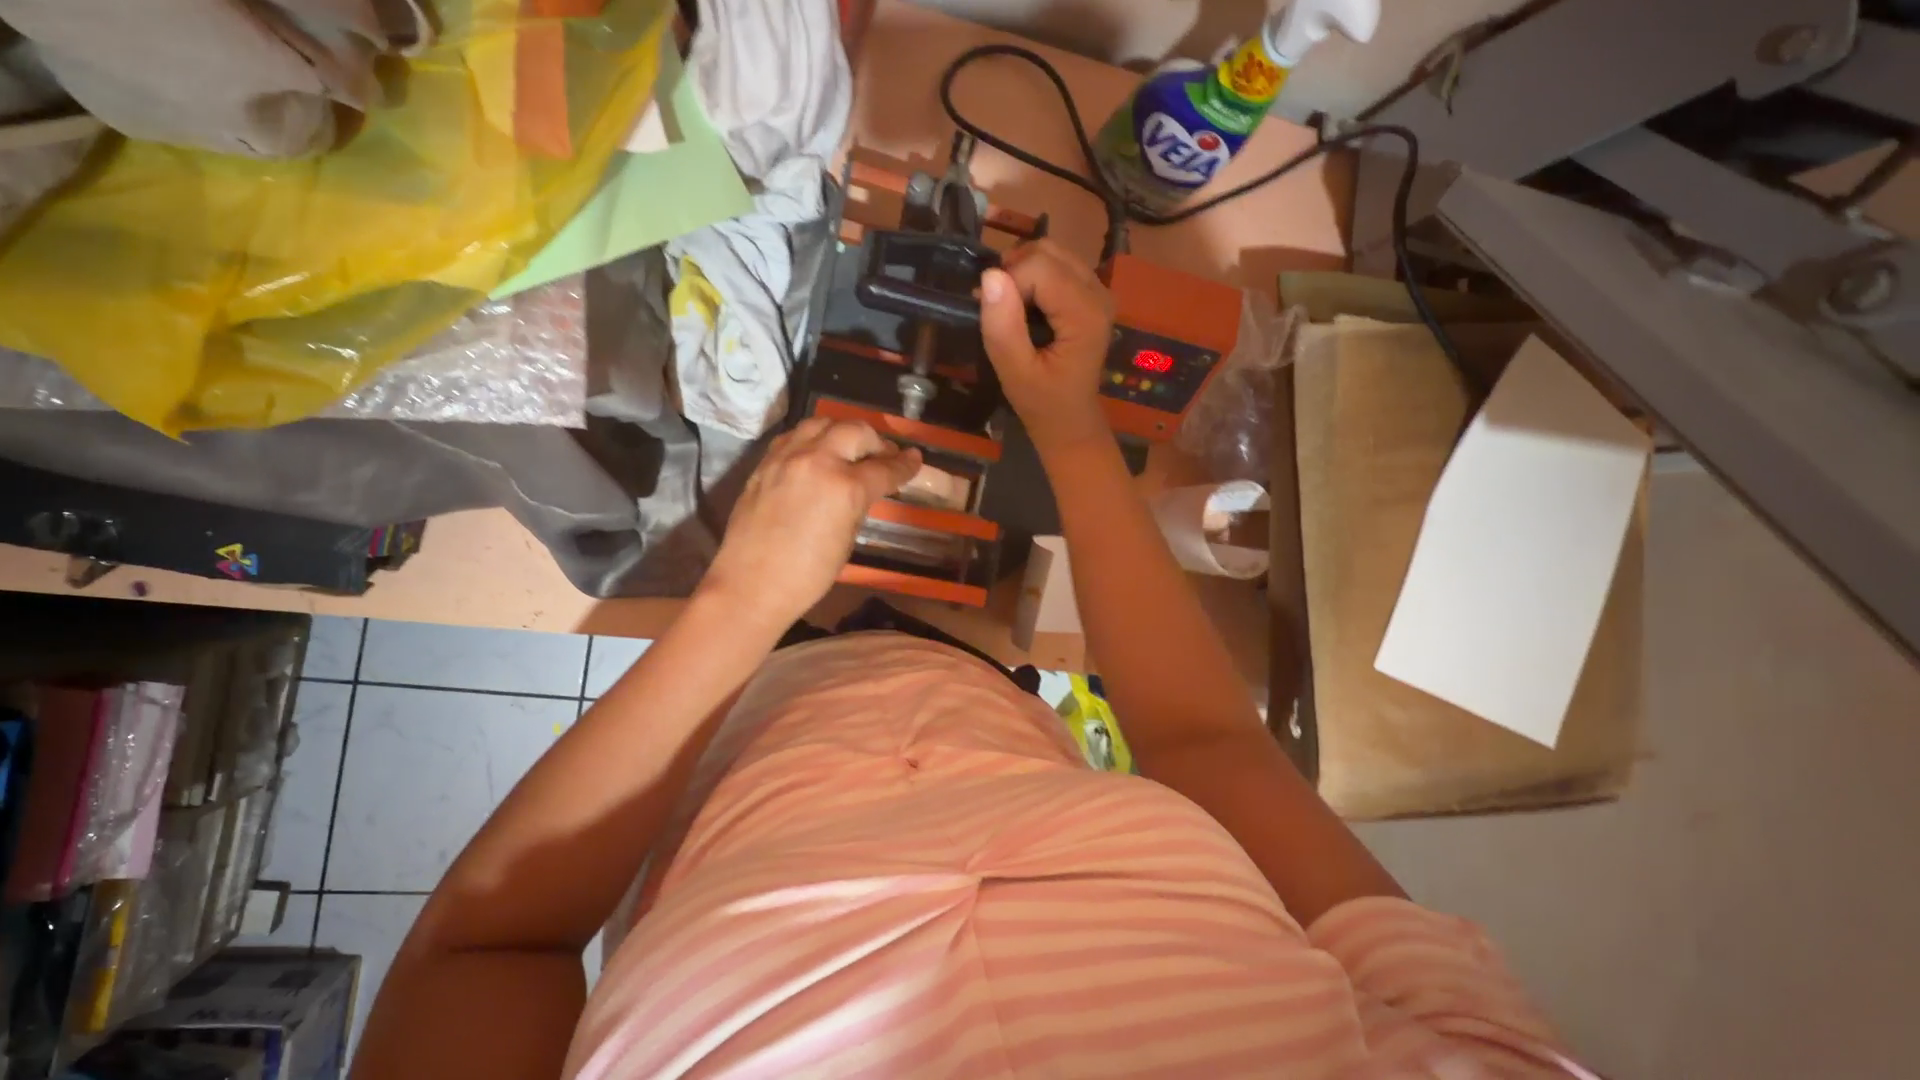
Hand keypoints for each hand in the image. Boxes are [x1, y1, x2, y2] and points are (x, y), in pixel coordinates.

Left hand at [701, 417, 921, 624]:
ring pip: (821, 423)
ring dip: (841, 431)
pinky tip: (815, 454)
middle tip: (882, 455)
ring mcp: (787, 458)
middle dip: (874, 441)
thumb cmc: (808, 575)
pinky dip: (811, 440)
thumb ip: (858, 504)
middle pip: (855, 431)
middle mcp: (817, 461)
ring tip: (847, 448)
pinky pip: (793, 437)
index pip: (884, 468)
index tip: (914, 460)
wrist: (752, 584)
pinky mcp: (765, 463)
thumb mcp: (847, 538)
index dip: (904, 465)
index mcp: (845, 487)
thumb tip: (863, 489)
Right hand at [978, 239, 1115, 453]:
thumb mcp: (1014, 373)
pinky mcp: (1090, 292)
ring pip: (1051, 252)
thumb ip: (1003, 327)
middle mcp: (1099, 292)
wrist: (1069, 420)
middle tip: (1000, 311)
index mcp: (1085, 313)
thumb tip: (990, 276)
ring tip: (1010, 308)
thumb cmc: (1041, 402)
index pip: (1038, 266)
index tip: (995, 318)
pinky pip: (1057, 264)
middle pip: (1046, 251)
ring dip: (1021, 272)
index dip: (1008, 284)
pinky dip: (1033, 275)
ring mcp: (1098, 289)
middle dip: (1014, 273)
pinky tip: (1026, 306)